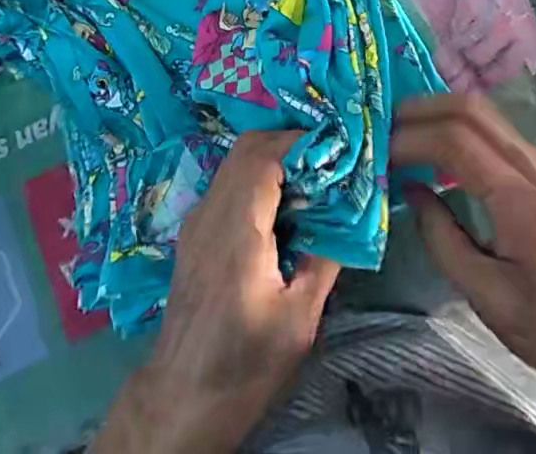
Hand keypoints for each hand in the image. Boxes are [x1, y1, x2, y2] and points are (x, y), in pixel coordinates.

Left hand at [93, 131, 339, 453]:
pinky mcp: (194, 232)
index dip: (300, 142)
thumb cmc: (245, 361)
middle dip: (288, 143)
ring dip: (271, 159)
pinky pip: (226, 184)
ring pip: (233, 163)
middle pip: (246, 149)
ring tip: (311, 179)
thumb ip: (324, 260)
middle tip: (328, 160)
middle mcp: (211, 212)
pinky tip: (282, 205)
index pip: (263, 156)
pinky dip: (255, 178)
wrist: (184, 392)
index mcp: (237, 229)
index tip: (335, 148)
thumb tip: (351, 219)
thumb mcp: (298, 319)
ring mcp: (197, 219)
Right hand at [392, 95, 535, 453]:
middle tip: (382, 129)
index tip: (380, 157)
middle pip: (470, 109)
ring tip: (399, 135)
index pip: (456, 141)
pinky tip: (432, 150)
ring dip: (435, 114)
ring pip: (481, 112)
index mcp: (524, 202)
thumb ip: (441, 238)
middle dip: (419, 110)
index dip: (410, 140)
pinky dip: (453, 127)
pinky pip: (490, 130)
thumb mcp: (487, 297)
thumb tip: (410, 190)